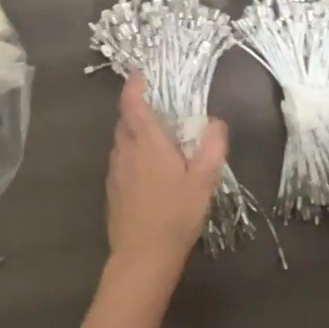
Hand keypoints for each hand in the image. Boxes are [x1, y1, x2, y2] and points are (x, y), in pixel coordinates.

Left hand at [105, 72, 227, 270]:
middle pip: (125, 120)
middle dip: (137, 108)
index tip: (140, 73)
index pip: (133, 103)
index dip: (134, 85)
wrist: (143, 255)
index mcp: (146, 142)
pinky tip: (149, 169)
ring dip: (135, 132)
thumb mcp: (204, 180)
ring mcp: (115, 170)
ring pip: (122, 141)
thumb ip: (213, 147)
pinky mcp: (113, 189)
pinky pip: (121, 160)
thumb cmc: (176, 214)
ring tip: (157, 138)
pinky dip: (132, 154)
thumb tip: (216, 123)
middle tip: (158, 106)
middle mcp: (125, 151)